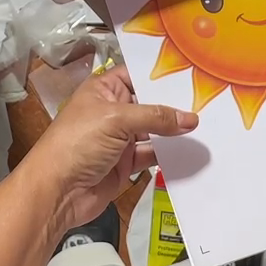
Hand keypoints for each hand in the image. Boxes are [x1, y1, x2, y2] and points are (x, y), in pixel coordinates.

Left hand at [19, 67, 196, 231]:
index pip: (135, 75)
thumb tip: (191, 119)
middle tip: (208, 101)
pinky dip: (168, 154)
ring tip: (208, 126)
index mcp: (103, 90)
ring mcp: (119, 138)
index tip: (191, 74)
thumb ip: (154, 117)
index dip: (158, 76)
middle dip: (173, 105)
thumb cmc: (79, 142)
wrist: (57, 191)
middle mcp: (112, 110)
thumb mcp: (116, 120)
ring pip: (152, 131)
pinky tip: (191, 151)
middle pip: (148, 104)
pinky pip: (151, 155)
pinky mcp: (125, 164)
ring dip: (174, 131)